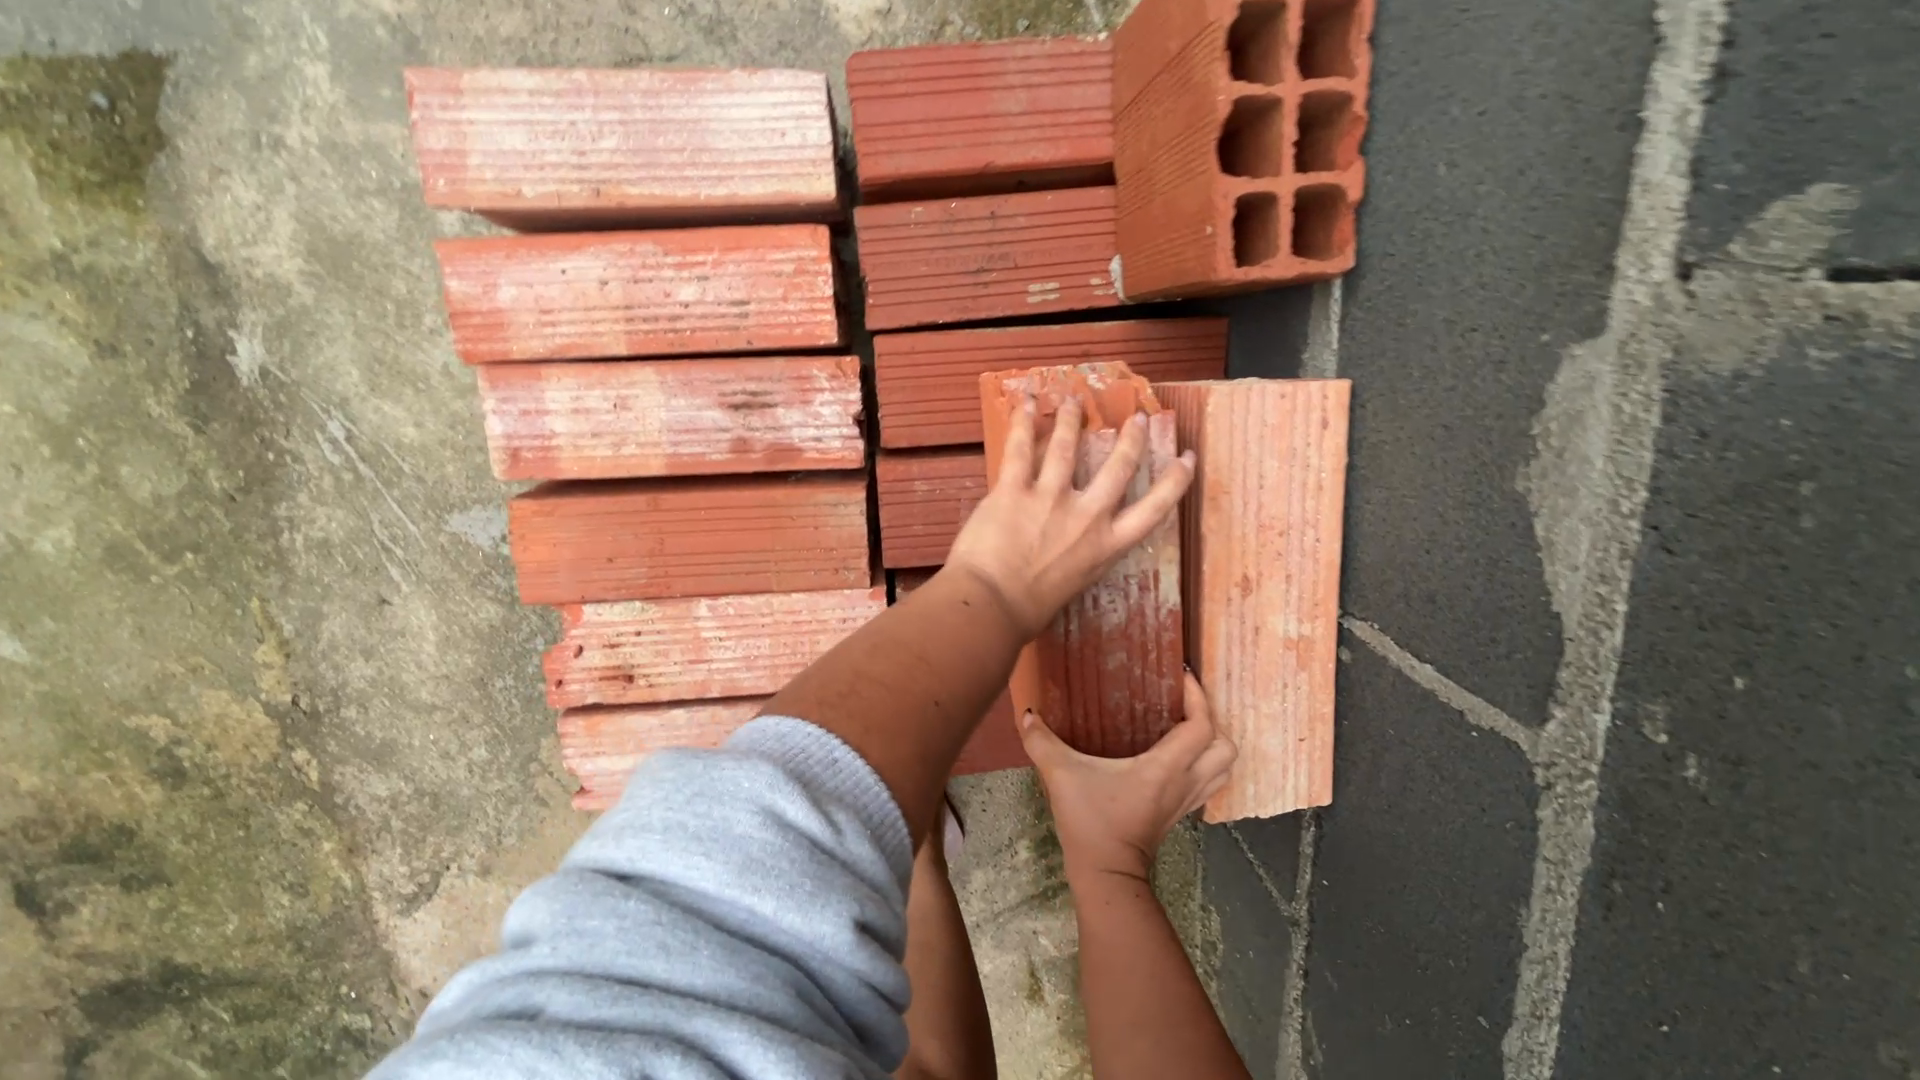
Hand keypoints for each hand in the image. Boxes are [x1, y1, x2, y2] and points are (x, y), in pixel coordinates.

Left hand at [946, 395, 1193, 638]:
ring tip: (1073, 401)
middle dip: (1130, 439)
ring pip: (1066, 447)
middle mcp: (1086, 517)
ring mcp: (1050, 499)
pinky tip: (1026, 403)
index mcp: (1106, 546)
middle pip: (1117, 467)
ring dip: (1071, 420)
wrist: (992, 606)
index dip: (1174, 481)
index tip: (1187, 458)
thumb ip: (1078, 558)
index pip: (1153, 509)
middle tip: (1136, 418)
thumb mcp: (1072, 585)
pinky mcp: (1014, 490)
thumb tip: (1068, 547)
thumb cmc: (1029, 611)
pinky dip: (1022, 422)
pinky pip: (1019, 449)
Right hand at [1020, 674, 1236, 884]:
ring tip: (1188, 724)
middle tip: (1185, 702)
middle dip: (1213, 719)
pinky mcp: (1180, 813)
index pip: (1202, 726)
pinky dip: (1205, 763)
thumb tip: (1027, 714)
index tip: (1182, 676)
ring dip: (1214, 743)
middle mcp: (1185, 782)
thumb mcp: (1061, 776)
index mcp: (1165, 768)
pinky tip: (1179, 754)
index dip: (1199, 698)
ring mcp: (1186, 800)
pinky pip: (1209, 782)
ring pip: (1224, 767)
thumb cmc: (1090, 822)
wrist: (1105, 874)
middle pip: (1226, 747)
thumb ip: (1041, 742)